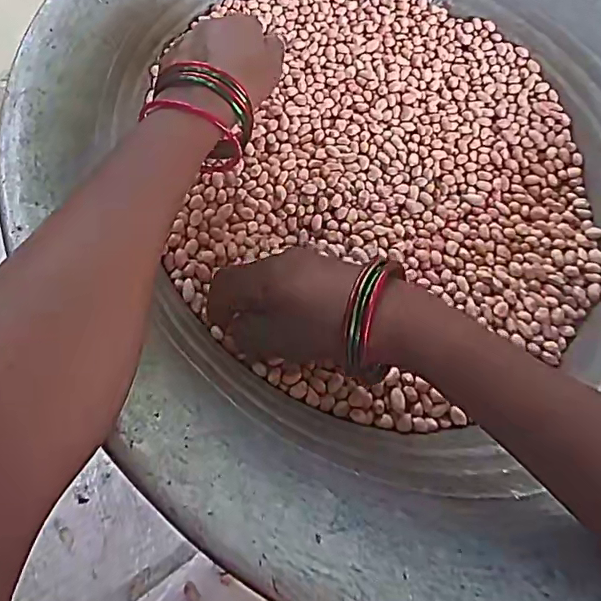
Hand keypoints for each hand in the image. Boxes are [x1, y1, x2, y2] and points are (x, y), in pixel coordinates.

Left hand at [163, 13, 283, 112]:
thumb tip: (272, 39)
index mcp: (243, 21)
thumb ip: (274, 48)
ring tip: (212, 82)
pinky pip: (183, 58)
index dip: (253, 45)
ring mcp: (188, 37)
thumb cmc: (245, 83)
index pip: (252, 27)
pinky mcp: (169, 54)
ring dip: (206, 57)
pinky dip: (188, 68)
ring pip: (201, 44)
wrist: (203, 100)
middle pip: (223, 33)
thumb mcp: (273, 68)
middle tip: (232, 73)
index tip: (253, 62)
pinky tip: (194, 85)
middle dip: (226, 47)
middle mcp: (213, 22)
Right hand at [206, 248, 363, 369]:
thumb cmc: (323, 328)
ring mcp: (307, 259)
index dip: (215, 308)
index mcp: (261, 275)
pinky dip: (288, 297)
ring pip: (271, 278)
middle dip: (241, 305)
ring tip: (279, 330)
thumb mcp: (275, 340)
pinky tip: (305, 319)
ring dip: (266, 301)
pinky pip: (294, 279)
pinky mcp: (329, 266)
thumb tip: (236, 328)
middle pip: (247, 279)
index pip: (222, 284)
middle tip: (248, 333)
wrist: (385, 314)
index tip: (221, 329)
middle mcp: (280, 259)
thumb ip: (246, 335)